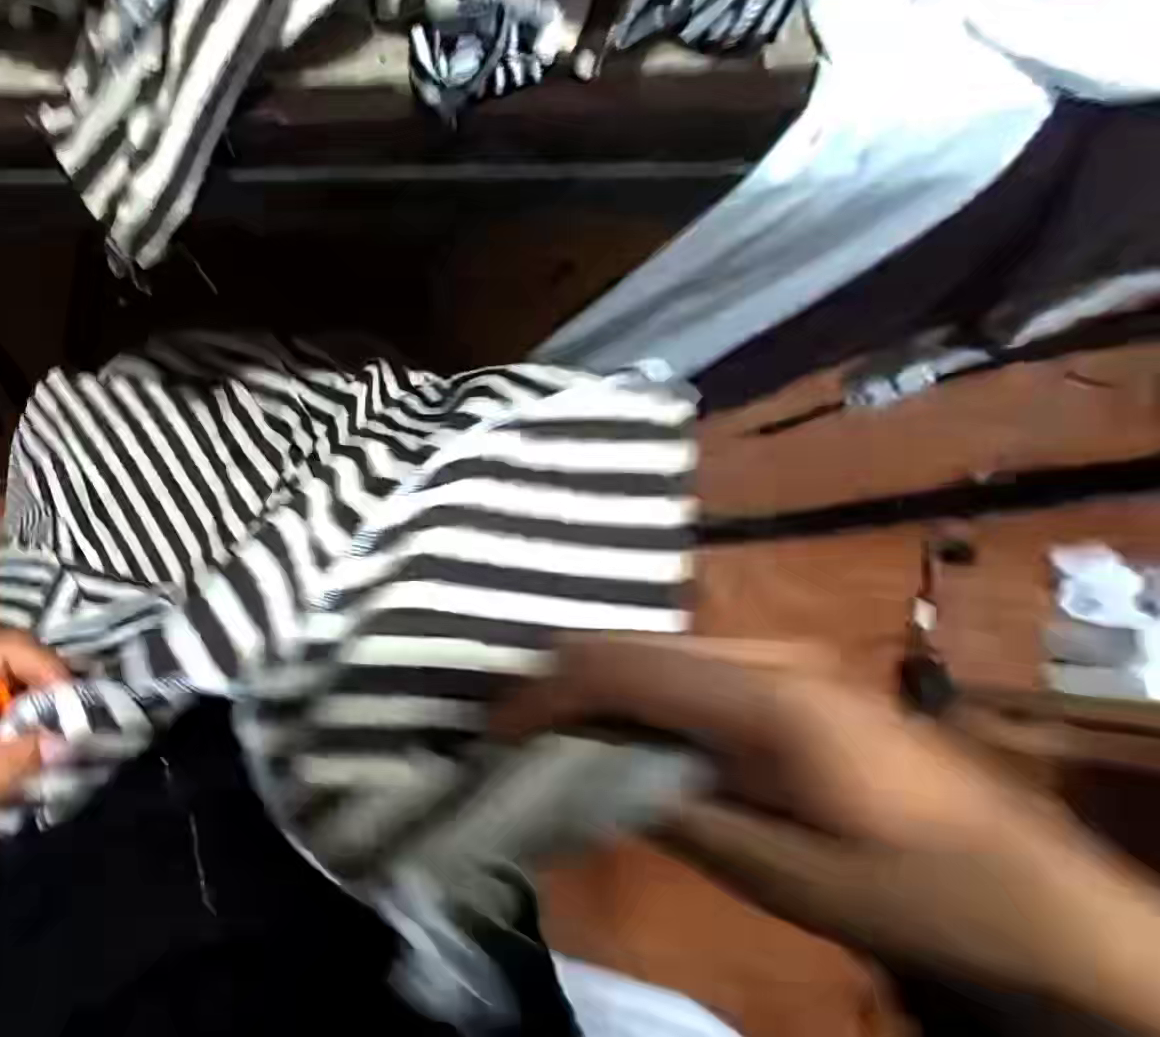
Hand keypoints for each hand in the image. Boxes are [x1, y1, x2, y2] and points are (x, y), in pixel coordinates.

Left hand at [0, 630, 68, 881]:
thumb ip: (10, 764)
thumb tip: (69, 740)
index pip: (8, 646)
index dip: (48, 668)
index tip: (75, 707)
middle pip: (11, 658)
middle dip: (47, 688)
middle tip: (76, 725)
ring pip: (7, 681)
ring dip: (35, 708)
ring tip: (59, 740)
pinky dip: (18, 723)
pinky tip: (28, 752)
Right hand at [495, 634, 1159, 1033]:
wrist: (1049, 901)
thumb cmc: (916, 896)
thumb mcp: (781, 876)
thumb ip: (667, 810)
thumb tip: (573, 769)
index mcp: (765, 702)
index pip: (616, 671)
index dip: (543, 696)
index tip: (496, 730)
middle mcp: (763, 655)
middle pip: (619, 644)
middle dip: (554, 682)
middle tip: (515, 729)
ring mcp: (776, 654)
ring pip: (639, 644)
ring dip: (586, 682)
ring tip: (555, 728)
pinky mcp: (782, 667)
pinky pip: (670, 659)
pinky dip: (625, 685)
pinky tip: (617, 724)